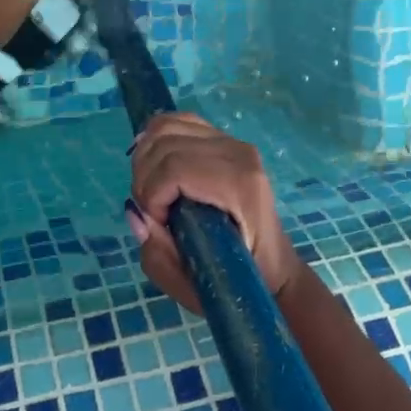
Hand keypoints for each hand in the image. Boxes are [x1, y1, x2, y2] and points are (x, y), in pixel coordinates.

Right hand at [125, 113, 302, 312]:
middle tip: (151, 211)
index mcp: (239, 186)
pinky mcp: (223, 139)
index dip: (151, 194)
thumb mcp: (192, 287)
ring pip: (166, 127)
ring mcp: (232, 142)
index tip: (156, 223)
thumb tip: (136, 216)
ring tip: (152, 191)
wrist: (274, 269)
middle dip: (144, 178)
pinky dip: (156, 139)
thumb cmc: (237, 282)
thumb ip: (159, 255)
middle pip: (165, 143)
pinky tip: (155, 165)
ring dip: (146, 159)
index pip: (175, 167)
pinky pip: (177, 122)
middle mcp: (238, 154)